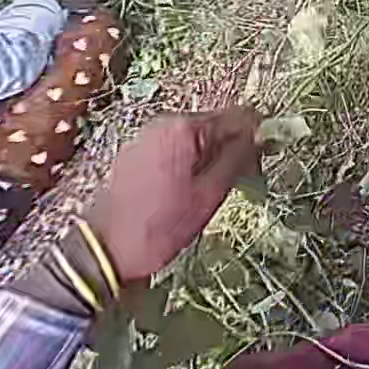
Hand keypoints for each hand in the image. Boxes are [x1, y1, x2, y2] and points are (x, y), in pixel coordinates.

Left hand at [83, 108, 260, 281]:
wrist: (100, 253)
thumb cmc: (159, 226)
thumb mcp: (208, 194)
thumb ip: (238, 157)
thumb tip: (262, 134)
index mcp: (184, 127)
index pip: (238, 116)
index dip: (258, 134)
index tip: (268, 157)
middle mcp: (166, 122)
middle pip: (216, 124)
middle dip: (235, 146)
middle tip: (246, 179)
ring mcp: (148, 135)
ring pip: (197, 137)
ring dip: (213, 156)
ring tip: (217, 189)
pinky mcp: (137, 151)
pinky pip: (176, 147)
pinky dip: (191, 160)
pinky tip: (191, 188)